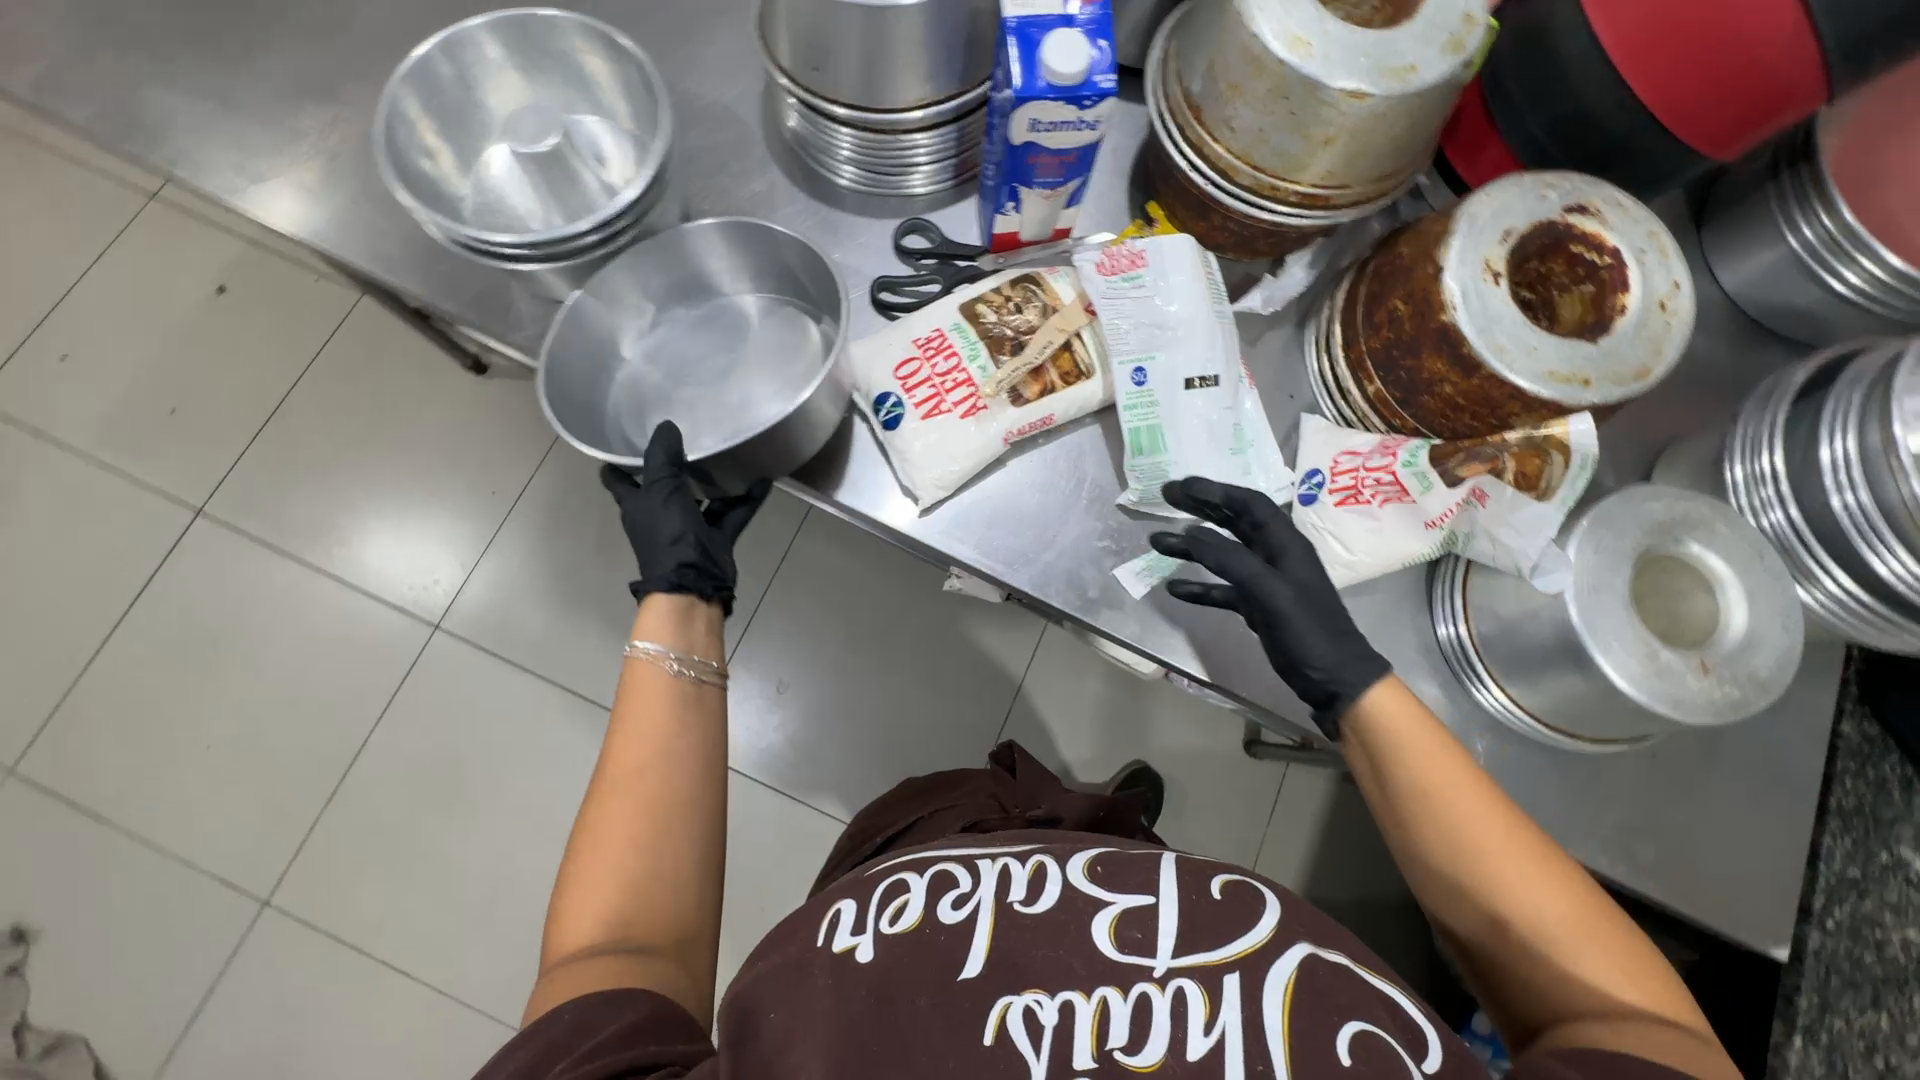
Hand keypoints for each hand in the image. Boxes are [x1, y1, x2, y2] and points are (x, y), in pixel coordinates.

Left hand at [600, 422, 770, 615]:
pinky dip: (747, 499)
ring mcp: (688, 528)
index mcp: (637, 505)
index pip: (618, 481)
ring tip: (728, 453)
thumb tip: (666, 426)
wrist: (693, 582)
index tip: (622, 441)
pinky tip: (762, 480)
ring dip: (713, 481)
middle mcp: (660, 515)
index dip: (617, 463)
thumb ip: (662, 456)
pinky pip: (732, 513)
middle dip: (673, 466)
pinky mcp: (714, 539)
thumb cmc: (667, 533)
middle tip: (687, 436)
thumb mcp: (660, 489)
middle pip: (664, 487)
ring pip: (701, 499)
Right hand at [1149, 477, 1390, 738]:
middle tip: (1164, 498)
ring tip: (1157, 542)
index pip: (1248, 504)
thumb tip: (1191, 532)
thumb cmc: (1308, 632)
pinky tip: (1174, 589)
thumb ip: (1231, 561)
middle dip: (1199, 509)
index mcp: (1285, 544)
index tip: (1180, 486)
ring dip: (1191, 548)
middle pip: (1233, 522)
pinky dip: (1199, 587)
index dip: (1215, 491)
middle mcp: (1275, 556)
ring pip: (1223, 556)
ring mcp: (1266, 583)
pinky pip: (1222, 590)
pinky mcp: (1258, 608)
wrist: (1335, 680)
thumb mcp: (1270, 593)